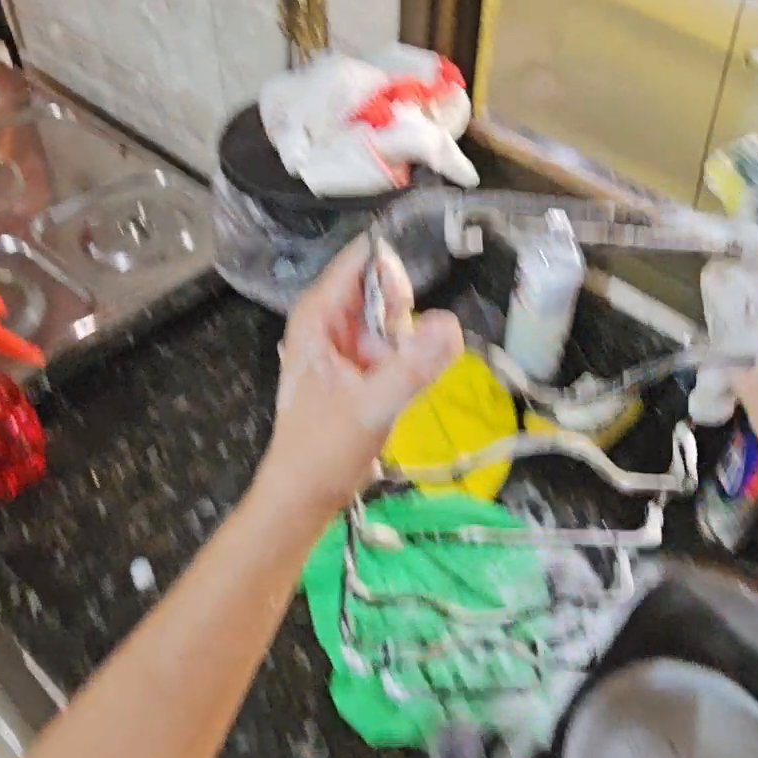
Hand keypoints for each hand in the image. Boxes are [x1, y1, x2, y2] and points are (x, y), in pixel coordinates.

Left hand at [252, 238, 463, 517]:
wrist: (304, 495)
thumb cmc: (323, 449)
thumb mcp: (371, 407)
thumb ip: (413, 366)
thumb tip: (453, 325)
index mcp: (318, 317)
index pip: (359, 262)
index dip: (394, 264)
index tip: (422, 292)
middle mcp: (330, 322)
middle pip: (380, 289)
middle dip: (403, 315)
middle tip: (402, 356)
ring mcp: (345, 346)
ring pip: (390, 320)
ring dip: (407, 344)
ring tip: (395, 381)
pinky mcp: (359, 369)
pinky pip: (393, 348)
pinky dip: (405, 362)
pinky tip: (399, 390)